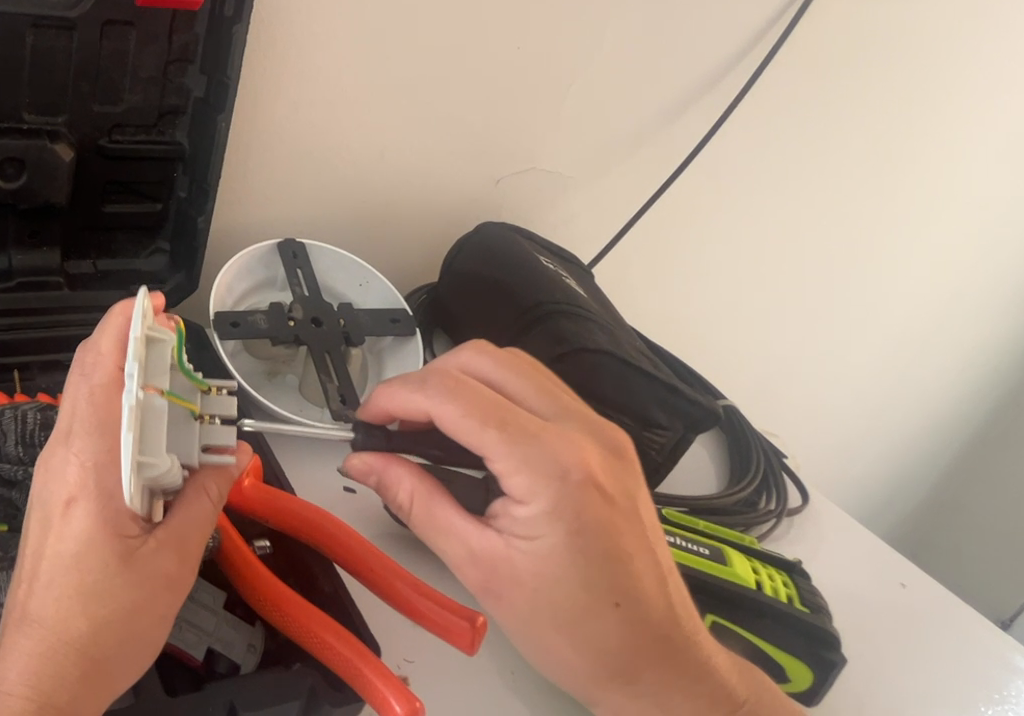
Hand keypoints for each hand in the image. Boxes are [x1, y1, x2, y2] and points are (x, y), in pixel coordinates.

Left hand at [0, 293, 253, 715]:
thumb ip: (204, 501)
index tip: (151, 304)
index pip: (102, 371)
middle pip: (88, 374)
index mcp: (91, 466)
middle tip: (167, 335)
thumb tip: (231, 460)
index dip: (124, 327)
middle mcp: (64, 459)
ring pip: (83, 401)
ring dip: (119, 376)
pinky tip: (144, 432)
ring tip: (164, 376)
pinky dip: (112, 411)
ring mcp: (54, 474)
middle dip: (124, 341)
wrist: (41, 675)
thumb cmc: (99, 627)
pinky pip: (82, 431)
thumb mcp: (172, 565)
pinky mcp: (55, 493)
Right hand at [340, 341, 800, 715]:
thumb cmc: (577, 631)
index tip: (364, 422)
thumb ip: (414, 501)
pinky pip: (534, 385)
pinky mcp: (603, 437)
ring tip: (423, 424)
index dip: (394, 397)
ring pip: (508, 363)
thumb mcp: (478, 568)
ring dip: (455, 380)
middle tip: (390, 423)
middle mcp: (581, 430)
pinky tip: (468, 429)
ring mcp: (598, 429)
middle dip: (422, 381)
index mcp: (550, 464)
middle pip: (479, 360)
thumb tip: (363, 463)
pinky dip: (489, 390)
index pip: (451, 394)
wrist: (660, 664)